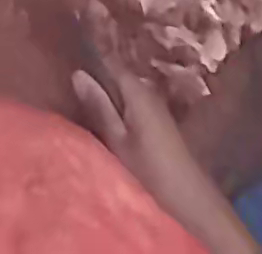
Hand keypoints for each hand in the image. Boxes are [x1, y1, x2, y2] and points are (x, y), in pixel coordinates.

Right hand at [74, 63, 261, 253]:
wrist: (194, 205)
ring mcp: (155, 108)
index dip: (89, 56)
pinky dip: (117, 109)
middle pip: (115, 76)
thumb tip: (77, 72)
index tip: (67, 55)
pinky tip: (103, 119)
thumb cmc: (151, 172)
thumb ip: (99, 107)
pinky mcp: (158, 124)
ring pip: (122, 92)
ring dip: (105, 95)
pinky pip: (131, 105)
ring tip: (80, 99)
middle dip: (95, 77)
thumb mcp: (118, 142)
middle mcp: (147, 92)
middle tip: (68, 82)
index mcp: (137, 90)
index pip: (108, 60)